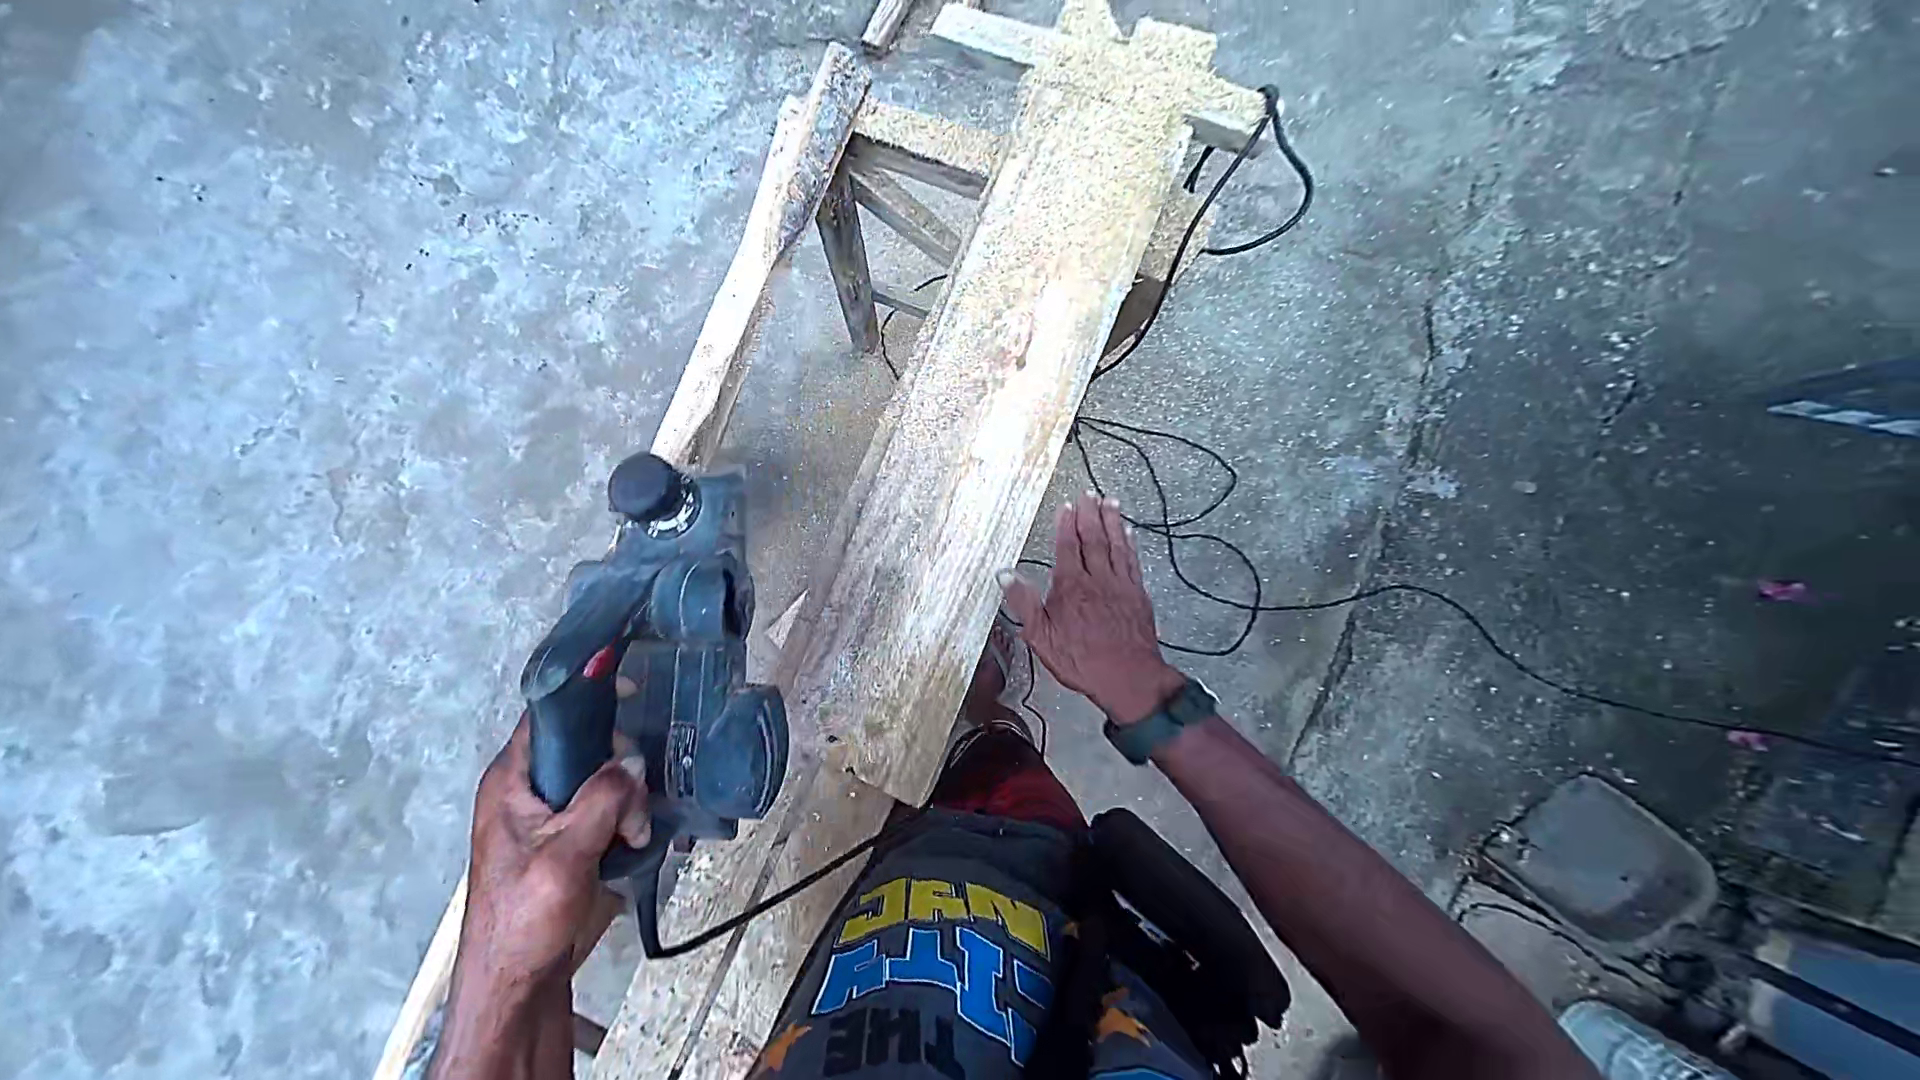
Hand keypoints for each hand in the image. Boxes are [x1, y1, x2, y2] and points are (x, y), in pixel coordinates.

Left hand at [456, 715, 649, 996]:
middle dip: (620, 769)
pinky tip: (635, 837)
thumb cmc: (525, 918)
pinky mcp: (570, 833)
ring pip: (604, 774)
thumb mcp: (566, 854)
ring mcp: (551, 811)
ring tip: (632, 835)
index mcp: (512, 780)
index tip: (633, 692)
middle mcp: (530, 787)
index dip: (588, 696)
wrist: (517, 986)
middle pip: (589, 744)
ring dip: (627, 799)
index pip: (549, 715)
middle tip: (631, 806)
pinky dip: (627, 814)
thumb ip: (603, 799)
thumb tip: (634, 761)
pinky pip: (608, 801)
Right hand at [1000, 494, 1185, 724]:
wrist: (1128, 677)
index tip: (1066, 507)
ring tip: (1109, 501)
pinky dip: (1129, 543)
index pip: (1067, 547)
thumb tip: (1004, 574)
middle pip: (1093, 539)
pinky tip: (1128, 532)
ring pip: (1116, 544)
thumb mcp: (1041, 637)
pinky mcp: (1138, 595)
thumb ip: (1023, 602)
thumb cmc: (1081, 660)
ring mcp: (1121, 585)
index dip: (1066, 525)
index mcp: (1071, 586)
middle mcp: (1097, 579)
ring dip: (1112, 521)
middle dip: (1090, 514)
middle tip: (1088, 494)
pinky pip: (1133, 561)